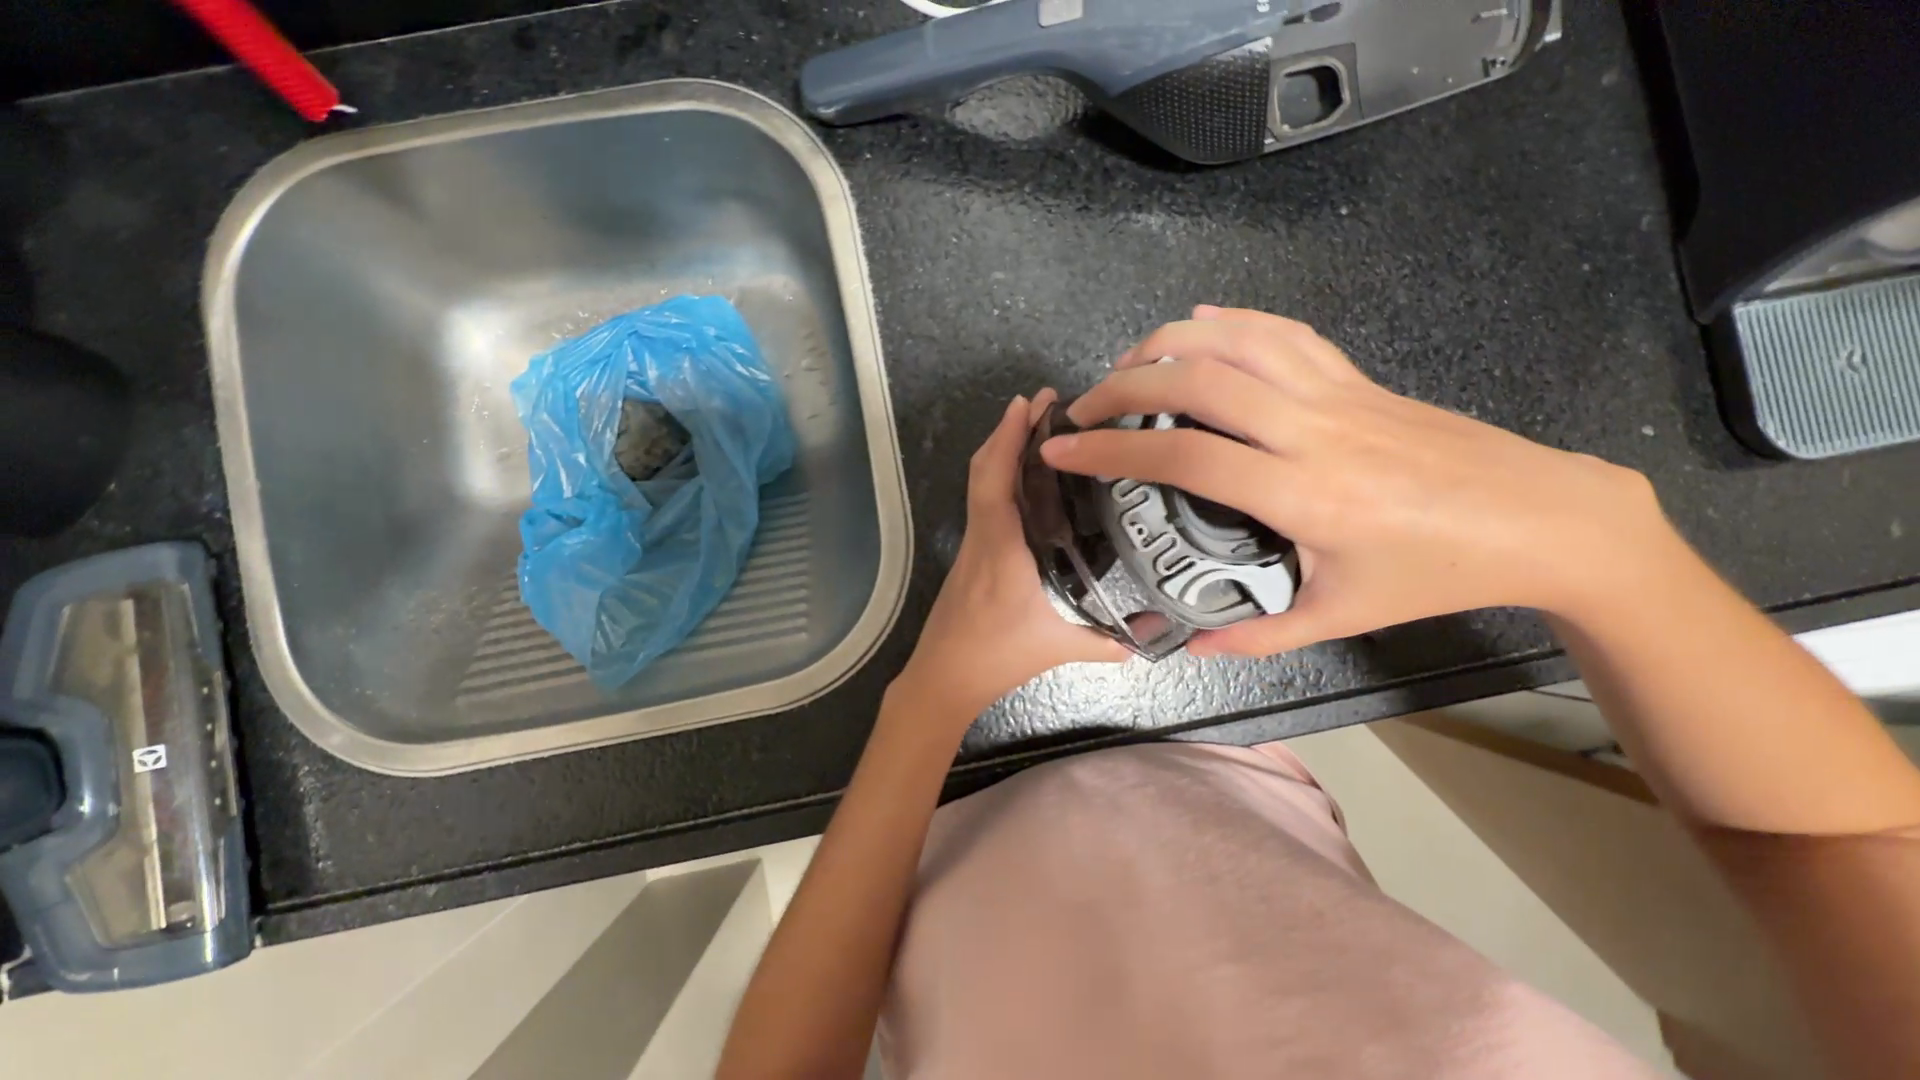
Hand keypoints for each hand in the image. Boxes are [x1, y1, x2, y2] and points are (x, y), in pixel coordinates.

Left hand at [896, 389, 1130, 722]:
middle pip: (984, 469)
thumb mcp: (1056, 648)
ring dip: (1002, 449)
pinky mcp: (972, 555)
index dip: (1008, 437)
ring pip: (980, 483)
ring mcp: (973, 544)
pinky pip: (983, 501)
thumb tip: (1157, 632)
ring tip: (1038, 426)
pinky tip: (1027, 477)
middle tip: (1047, 402)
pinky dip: (1000, 475)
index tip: (1029, 402)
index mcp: (1000, 548)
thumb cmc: (994, 658)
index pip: (996, 479)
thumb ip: (1106, 640)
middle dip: (1009, 429)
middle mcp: (982, 536)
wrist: (942, 678)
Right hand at [1041, 306, 1685, 656]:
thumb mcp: (1341, 615)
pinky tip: (1200, 322)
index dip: (1111, 451)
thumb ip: (1258, 633)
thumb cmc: (1435, 572)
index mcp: (1302, 493)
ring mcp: (1336, 392)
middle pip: (1199, 381)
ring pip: (1238, 339)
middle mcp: (1311, 429)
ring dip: (1170, 341)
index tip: (1064, 452)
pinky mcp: (1356, 376)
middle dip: (1123, 384)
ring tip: (1127, 363)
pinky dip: (1233, 320)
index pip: (1184, 458)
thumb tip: (1188, 645)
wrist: (1537, 518)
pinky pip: (1285, 331)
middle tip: (1083, 406)